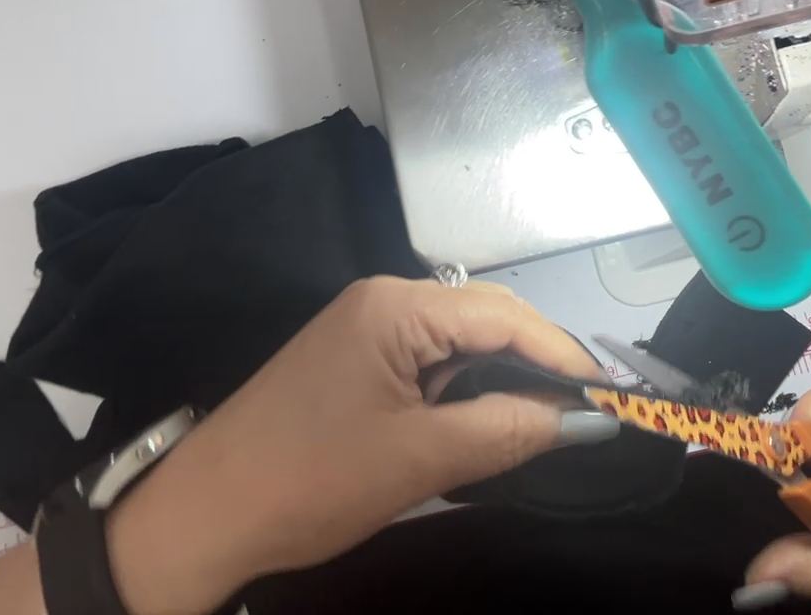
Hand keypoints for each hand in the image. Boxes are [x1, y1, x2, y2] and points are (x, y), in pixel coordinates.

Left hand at [105, 276, 613, 614]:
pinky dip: (466, 381)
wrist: (203, 513)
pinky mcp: (358, 352)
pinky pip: (430, 354)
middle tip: (582, 409)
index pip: (503, 314)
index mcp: (398, 305)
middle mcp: (385, 296)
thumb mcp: (419, 458)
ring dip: (502, 370)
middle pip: (485, 315)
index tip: (608, 395)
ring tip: (545, 412)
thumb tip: (585, 419)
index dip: (560, 352)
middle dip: (536, 358)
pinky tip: (486, 409)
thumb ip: (508, 429)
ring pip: (460, 336)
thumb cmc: (311, 480)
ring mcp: (367, 322)